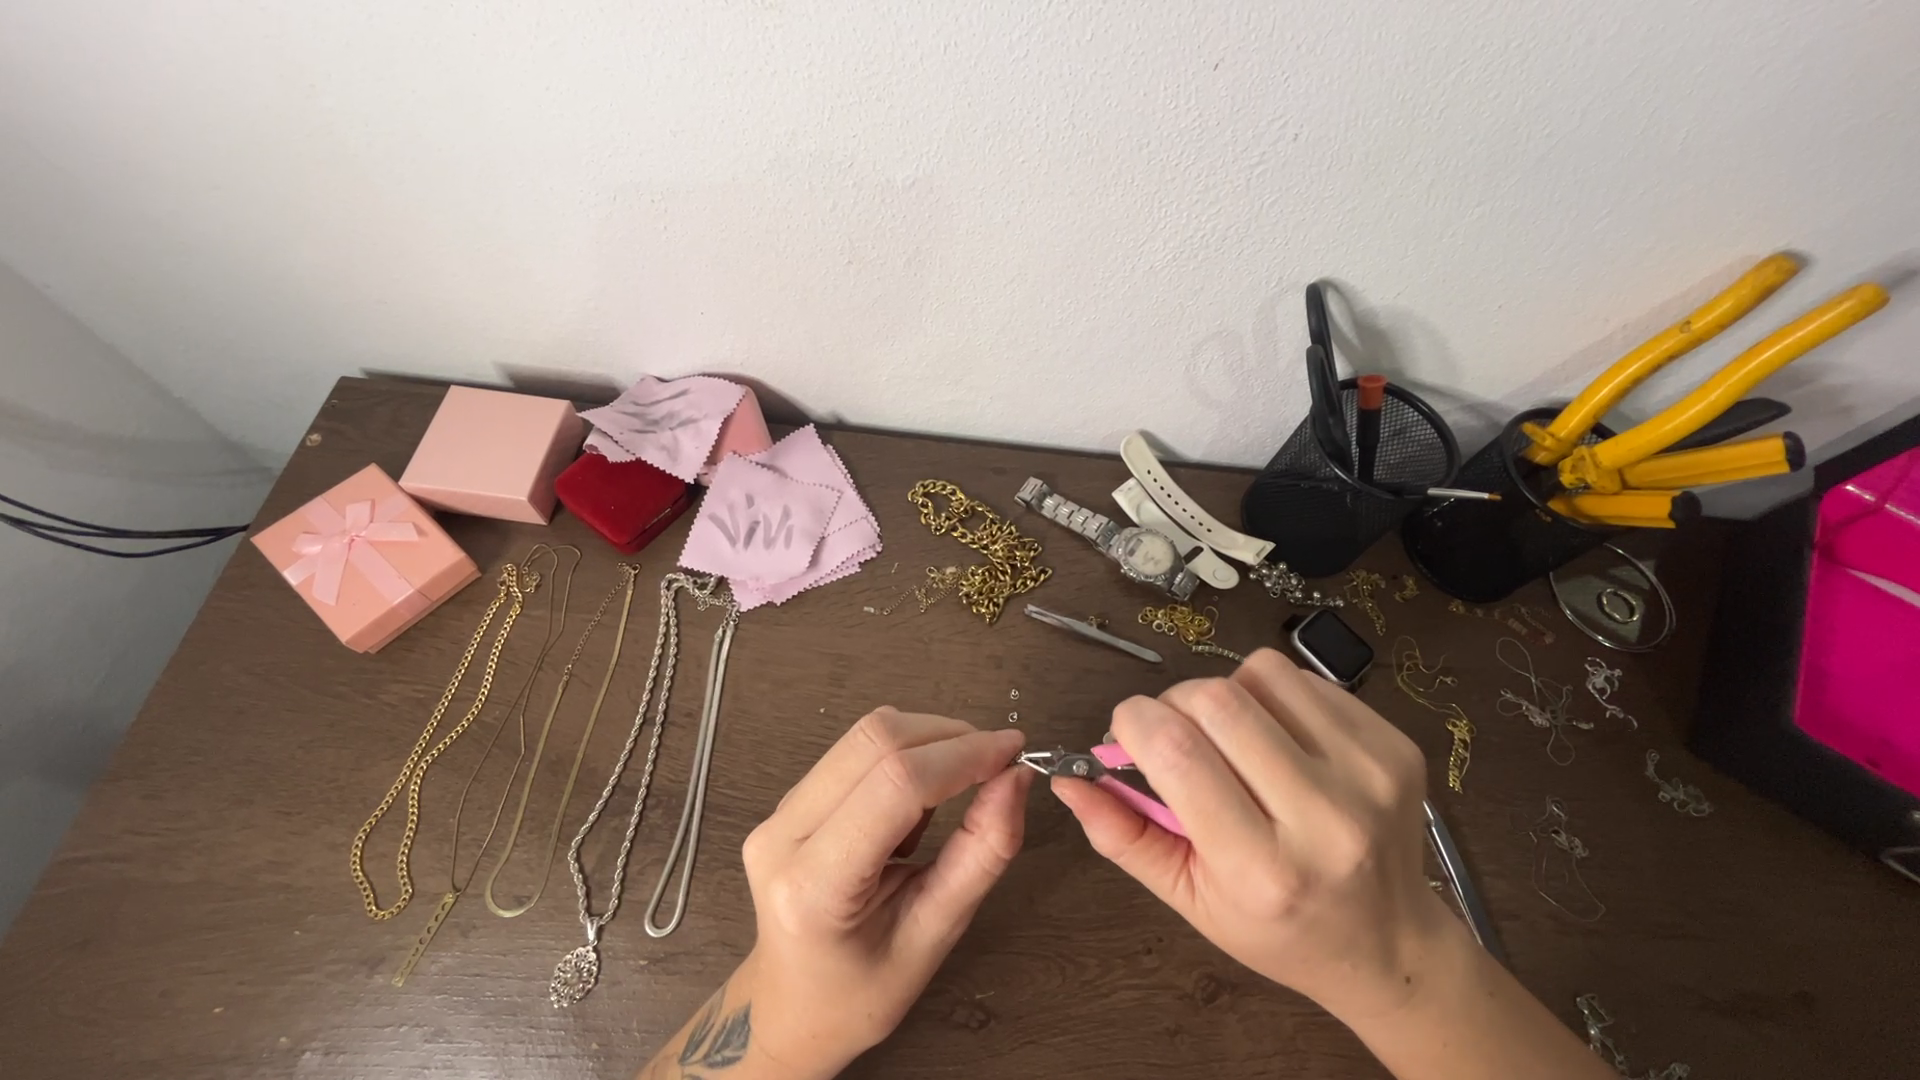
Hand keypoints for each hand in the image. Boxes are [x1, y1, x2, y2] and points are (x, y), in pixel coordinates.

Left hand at [734, 709, 1031, 1077]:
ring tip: (953, 795)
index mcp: (814, 885)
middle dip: (950, 736)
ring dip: (929, 741)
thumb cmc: (861, 993)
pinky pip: (856, 749)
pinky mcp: (790, 798)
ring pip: (866, 734)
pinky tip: (916, 805)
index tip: (1015, 752)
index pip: (895, 785)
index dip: (963, 756)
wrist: (789, 1008)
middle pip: (876, 740)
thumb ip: (980, 855)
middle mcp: (783, 832)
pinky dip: (905, 755)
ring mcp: (780, 809)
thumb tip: (1016, 779)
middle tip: (998, 762)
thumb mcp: (934, 938)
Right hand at [1053, 648, 1452, 1021]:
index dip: (1133, 722)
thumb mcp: (1188, 898)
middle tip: (1176, 735)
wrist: (1393, 946)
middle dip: (1173, 703)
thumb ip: (1121, 835)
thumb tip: (1066, 779)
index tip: (1127, 734)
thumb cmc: (1276, 929)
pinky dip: (1271, 696)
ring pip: (1258, 673)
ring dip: (1226, 694)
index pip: (1176, 752)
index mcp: (1262, 868)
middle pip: (1215, 700)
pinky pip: (1303, 678)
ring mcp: (1369, 774)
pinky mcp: (1395, 744)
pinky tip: (1278, 740)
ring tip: (1234, 740)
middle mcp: (1324, 817)